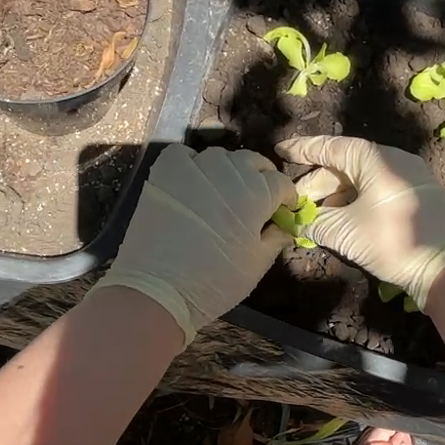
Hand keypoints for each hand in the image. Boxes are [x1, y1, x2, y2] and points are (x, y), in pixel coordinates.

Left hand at [94, 144, 294, 343]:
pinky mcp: (165, 171)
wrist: (158, 289)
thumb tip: (284, 226)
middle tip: (255, 200)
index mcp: (257, 194)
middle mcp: (229, 172)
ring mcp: (196, 168)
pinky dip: (191, 163)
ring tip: (222, 192)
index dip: (285, 197)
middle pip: (253, 161)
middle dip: (260, 177)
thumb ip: (276, 238)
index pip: (281, 183)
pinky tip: (192, 181)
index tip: (281, 211)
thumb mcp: (257, 265)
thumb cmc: (215, 282)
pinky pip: (184, 154)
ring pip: (220, 156)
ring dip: (227, 170)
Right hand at [274, 135, 444, 309]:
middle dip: (316, 184)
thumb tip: (296, 223)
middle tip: (292, 201)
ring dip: (333, 198)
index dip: (303, 150)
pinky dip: (353, 204)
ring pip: (360, 181)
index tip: (280, 151)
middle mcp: (392, 161)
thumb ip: (315, 222)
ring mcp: (407, 179)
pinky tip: (337, 221)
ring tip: (311, 216)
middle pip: (344, 166)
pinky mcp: (414, 198)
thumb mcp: (345, 231)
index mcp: (375, 158)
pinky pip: (375, 192)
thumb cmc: (392, 240)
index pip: (331, 147)